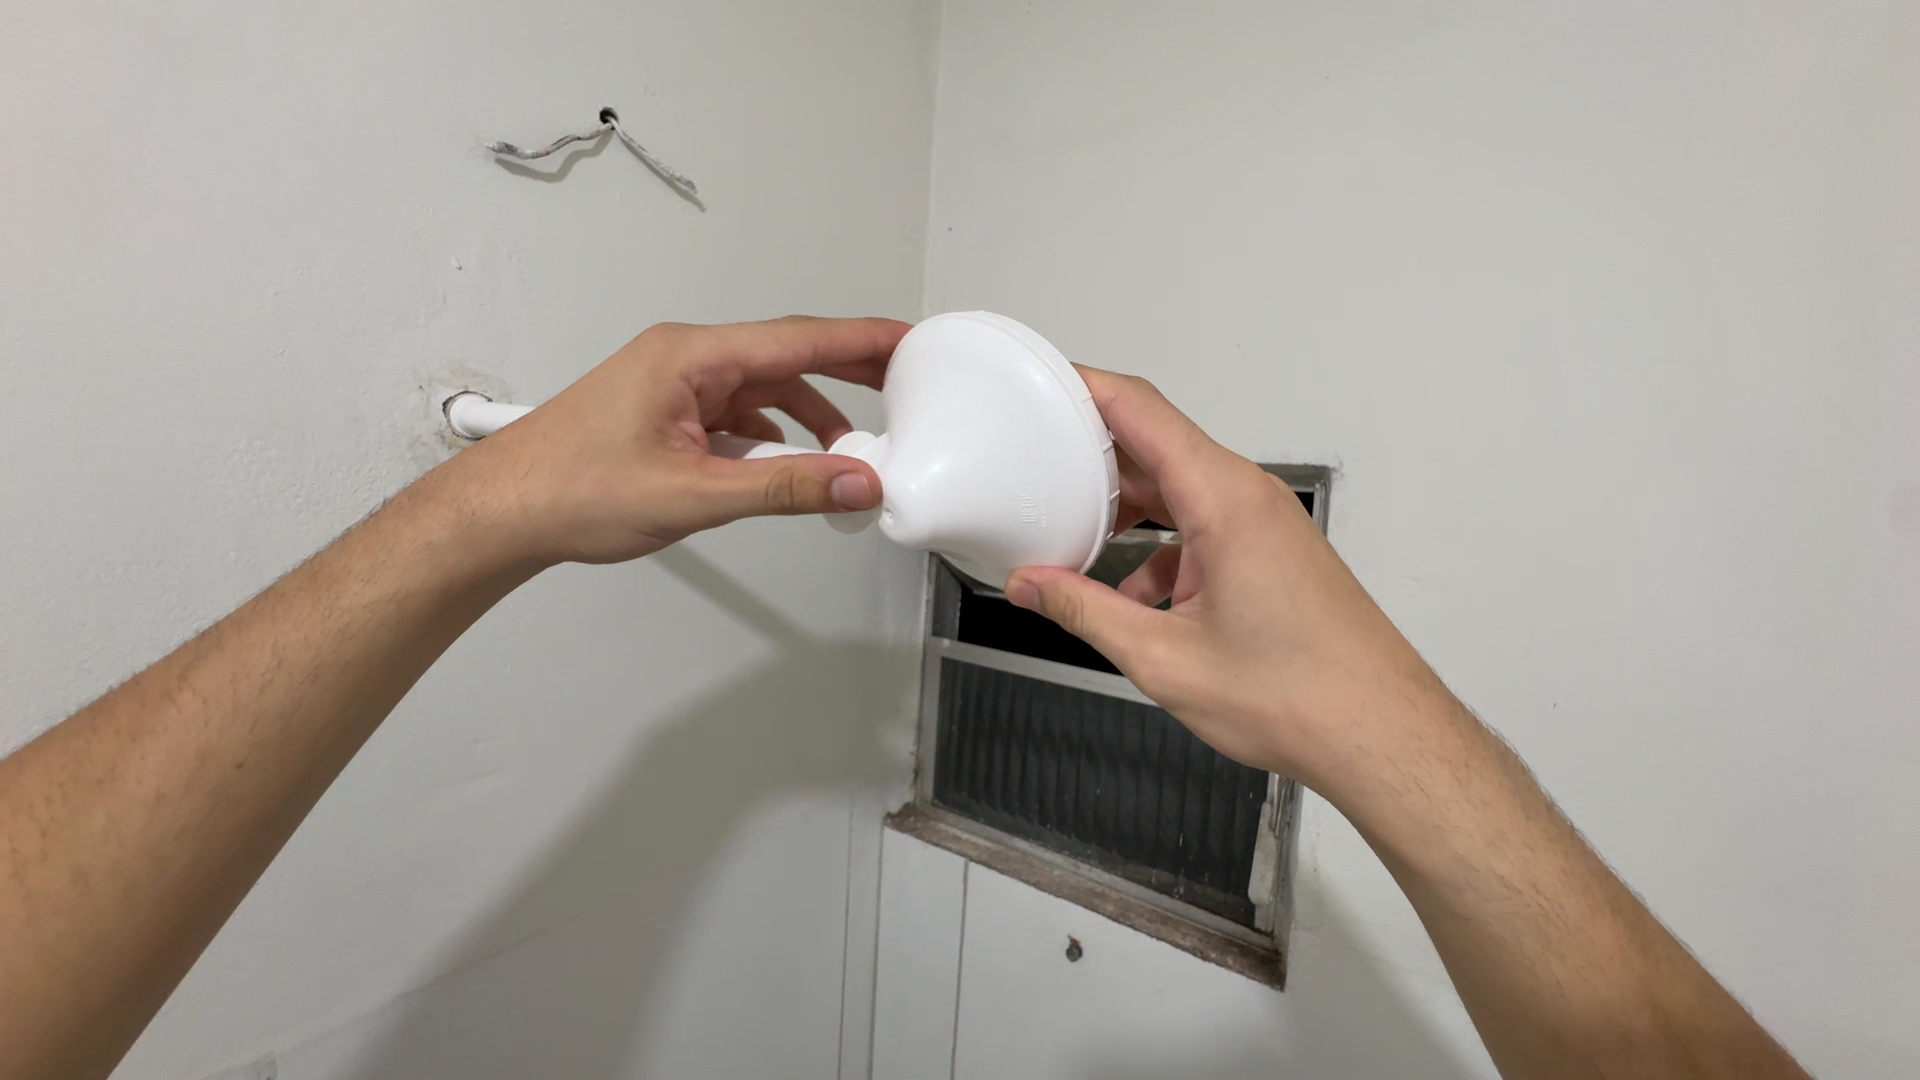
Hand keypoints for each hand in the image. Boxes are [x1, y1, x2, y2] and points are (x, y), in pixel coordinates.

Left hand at [440, 316, 908, 566]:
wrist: (502, 513)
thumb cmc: (571, 490)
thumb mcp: (694, 494)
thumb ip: (784, 487)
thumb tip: (856, 482)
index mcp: (691, 356)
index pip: (797, 339)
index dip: (860, 340)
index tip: (907, 341)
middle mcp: (688, 359)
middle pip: (788, 356)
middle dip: (847, 369)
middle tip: (902, 381)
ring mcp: (679, 386)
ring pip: (766, 390)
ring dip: (811, 416)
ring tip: (851, 450)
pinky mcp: (673, 414)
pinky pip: (742, 415)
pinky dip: (776, 436)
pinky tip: (793, 461)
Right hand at [1004, 368, 1458, 799]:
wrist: (1381, 735)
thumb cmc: (1294, 696)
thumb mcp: (1162, 657)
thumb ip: (1083, 611)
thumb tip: (1027, 585)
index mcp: (1222, 499)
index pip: (1141, 409)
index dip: (1085, 385)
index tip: (1039, 381)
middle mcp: (1244, 495)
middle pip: (1153, 442)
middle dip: (1090, 449)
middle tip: (1033, 460)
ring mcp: (1258, 521)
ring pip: (1173, 485)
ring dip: (1122, 503)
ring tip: (1068, 527)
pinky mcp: (1264, 549)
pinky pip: (1196, 525)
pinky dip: (1155, 544)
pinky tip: (1128, 594)